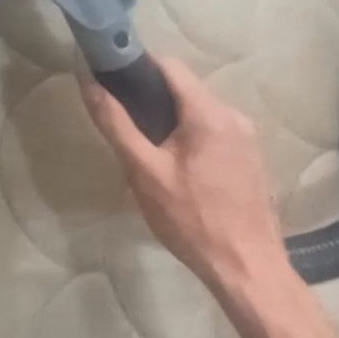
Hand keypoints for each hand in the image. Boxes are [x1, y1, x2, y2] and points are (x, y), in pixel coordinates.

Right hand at [82, 56, 286, 290]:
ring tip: (145, 142)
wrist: (248, 272)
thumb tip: (87, 81)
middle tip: (123, 116)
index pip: (168, 65)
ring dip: (170, 115)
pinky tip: (175, 162)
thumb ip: (115, 122)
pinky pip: (214, 128)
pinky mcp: (251, 158)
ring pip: (198, 108)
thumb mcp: (144, 171)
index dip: (136, 64)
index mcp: (209, 112)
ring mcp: (247, 137)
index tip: (111, 77)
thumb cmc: (192, 219)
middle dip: (151, 93)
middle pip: (184, 86)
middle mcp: (233, 115)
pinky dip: (190, 132)